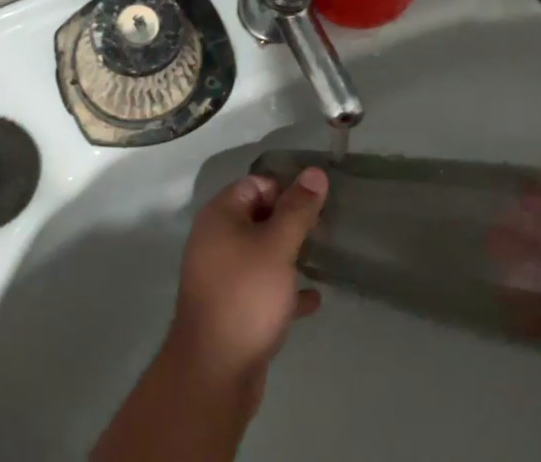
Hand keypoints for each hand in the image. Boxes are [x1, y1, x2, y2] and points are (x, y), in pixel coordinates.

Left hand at [161, 167, 328, 384]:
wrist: (214, 369)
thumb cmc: (246, 295)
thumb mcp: (277, 246)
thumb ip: (297, 209)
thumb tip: (315, 172)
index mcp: (219, 217)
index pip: (254, 184)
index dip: (285, 188)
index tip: (317, 202)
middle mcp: (215, 241)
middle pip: (257, 217)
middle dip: (290, 221)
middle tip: (326, 228)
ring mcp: (222, 276)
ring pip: (261, 254)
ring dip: (289, 255)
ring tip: (325, 258)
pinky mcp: (232, 308)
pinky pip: (263, 289)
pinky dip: (285, 290)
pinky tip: (314, 299)